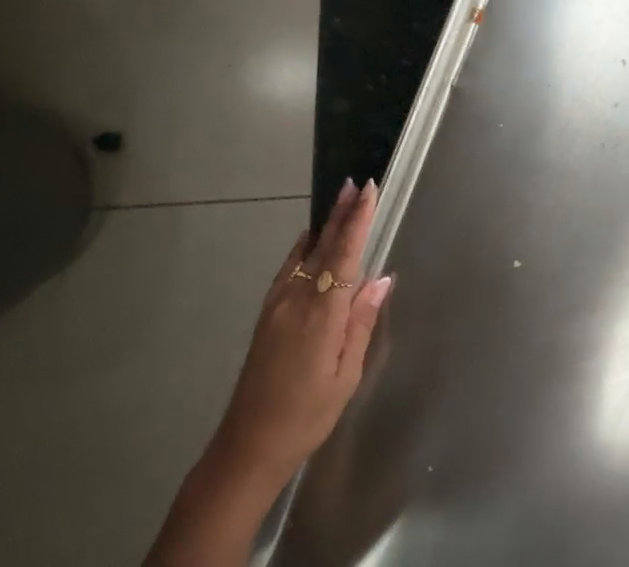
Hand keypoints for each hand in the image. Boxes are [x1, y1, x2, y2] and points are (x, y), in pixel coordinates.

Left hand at [209, 179, 394, 486]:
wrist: (248, 445)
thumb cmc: (307, 416)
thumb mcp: (345, 374)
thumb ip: (361, 323)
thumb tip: (380, 279)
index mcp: (320, 316)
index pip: (344, 256)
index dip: (357, 221)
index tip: (368, 191)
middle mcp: (294, 301)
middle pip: (322, 248)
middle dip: (341, 214)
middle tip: (356, 183)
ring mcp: (276, 307)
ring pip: (304, 256)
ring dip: (324, 227)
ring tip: (341, 202)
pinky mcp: (267, 316)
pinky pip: (289, 271)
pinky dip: (304, 249)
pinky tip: (311, 243)